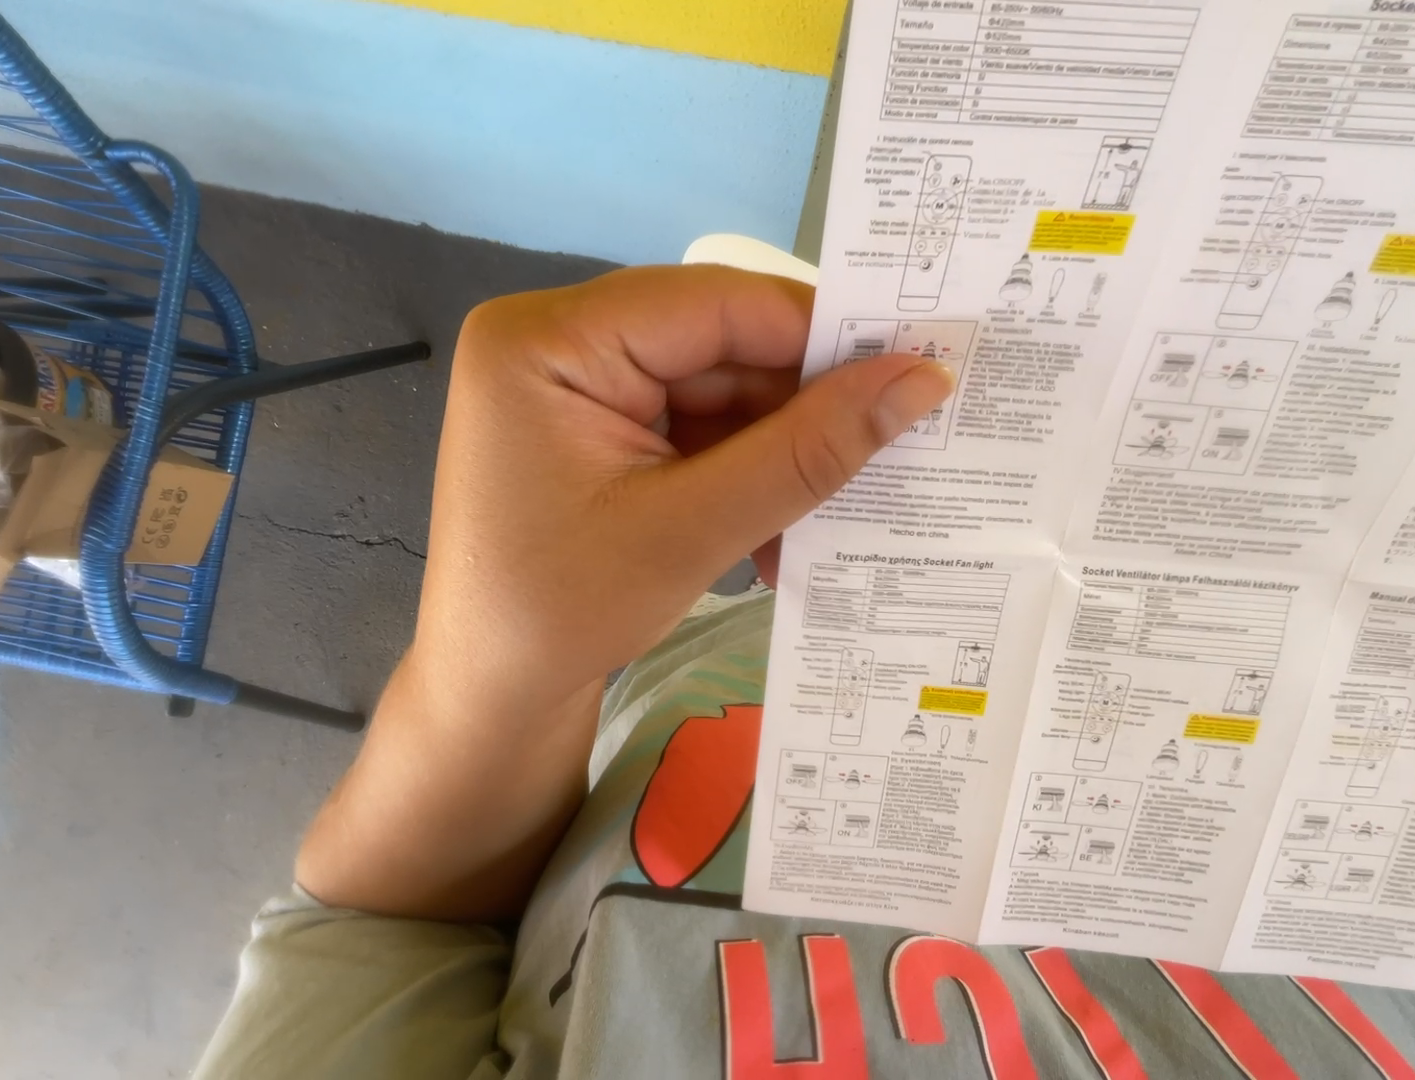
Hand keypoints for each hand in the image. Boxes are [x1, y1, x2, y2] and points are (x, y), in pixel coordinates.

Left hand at [413, 264, 954, 714]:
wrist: (491, 693)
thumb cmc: (566, 614)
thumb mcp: (692, 529)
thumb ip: (807, 451)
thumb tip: (923, 379)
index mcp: (549, 340)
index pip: (711, 301)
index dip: (818, 332)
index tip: (911, 366)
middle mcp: (555, 342)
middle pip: (713, 346)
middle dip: (795, 411)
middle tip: (884, 451)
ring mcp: (571, 385)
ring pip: (710, 391)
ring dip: (772, 455)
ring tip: (824, 515)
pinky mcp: (589, 427)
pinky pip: (686, 427)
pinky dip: (737, 472)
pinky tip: (770, 529)